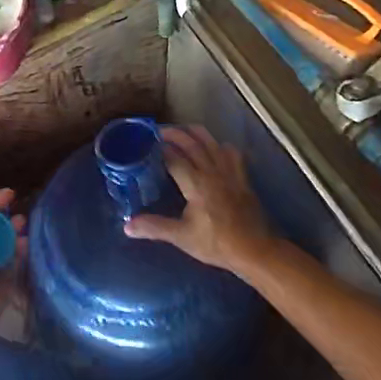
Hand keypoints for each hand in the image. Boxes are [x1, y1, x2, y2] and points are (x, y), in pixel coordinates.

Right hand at [123, 125, 279, 274]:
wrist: (253, 249)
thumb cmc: (216, 243)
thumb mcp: (181, 237)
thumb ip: (154, 227)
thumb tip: (127, 226)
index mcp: (196, 183)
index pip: (175, 158)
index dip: (161, 149)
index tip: (149, 144)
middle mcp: (213, 172)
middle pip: (193, 144)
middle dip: (176, 134)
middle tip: (161, 131)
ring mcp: (230, 173)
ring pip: (213, 144)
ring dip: (197, 134)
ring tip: (185, 130)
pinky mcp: (242, 179)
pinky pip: (232, 154)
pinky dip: (222, 146)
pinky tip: (217, 147)